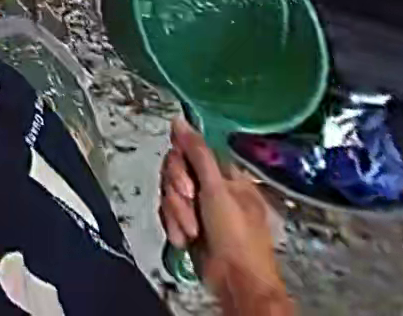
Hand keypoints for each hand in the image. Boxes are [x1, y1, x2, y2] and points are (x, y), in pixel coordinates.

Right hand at [160, 119, 288, 307]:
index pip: (192, 150)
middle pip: (176, 168)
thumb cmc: (235, 236)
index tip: (186, 178)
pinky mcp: (188, 223)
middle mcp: (213, 188)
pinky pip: (167, 210)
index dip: (182, 161)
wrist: (235, 283)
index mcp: (228, 177)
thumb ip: (197, 152)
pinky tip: (185, 237)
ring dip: (175, 211)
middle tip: (188, 202)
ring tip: (191, 229)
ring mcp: (200, 207)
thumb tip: (180, 120)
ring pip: (169, 190)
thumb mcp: (217, 189)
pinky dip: (173, 224)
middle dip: (177, 190)